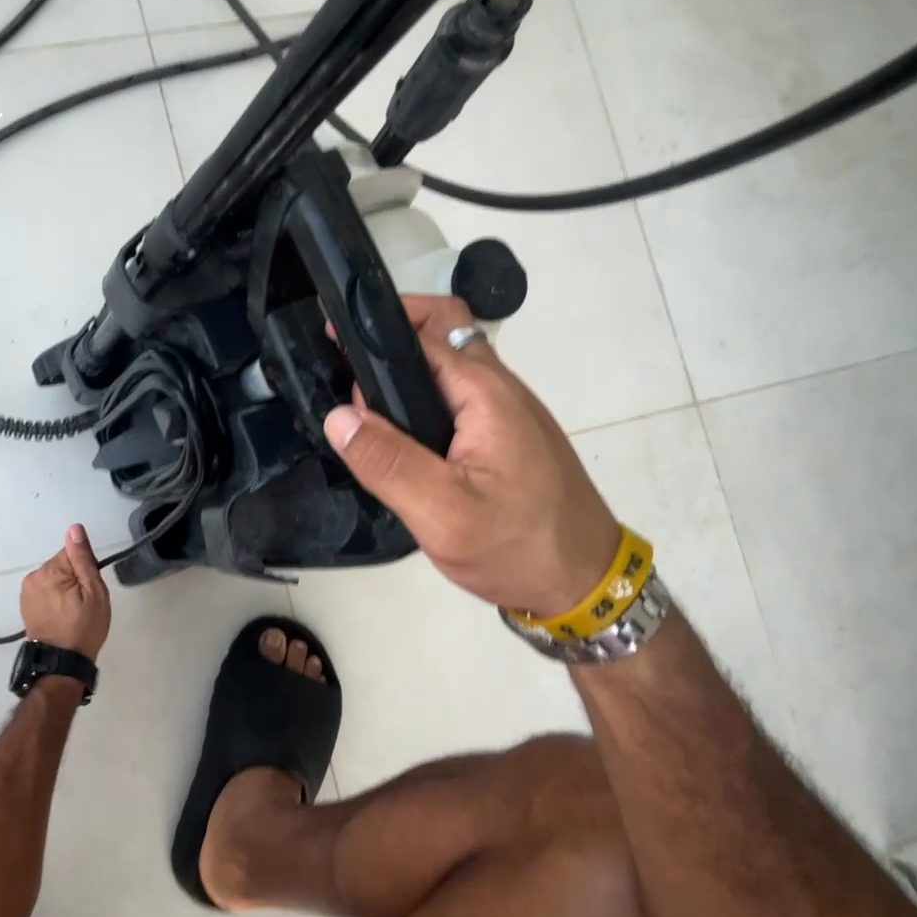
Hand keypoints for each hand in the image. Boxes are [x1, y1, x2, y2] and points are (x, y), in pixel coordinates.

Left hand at [19, 525, 111, 658]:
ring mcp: (27, 592)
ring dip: (64, 590)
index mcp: (50, 571)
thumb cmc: (83, 628)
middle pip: (62, 566)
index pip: (73, 553)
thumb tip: (74, 528)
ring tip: (73, 613)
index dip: (86, 569)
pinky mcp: (26, 605)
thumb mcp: (93, 592)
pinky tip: (62, 617)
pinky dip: (55, 600)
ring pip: (54, 579)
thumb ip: (83, 559)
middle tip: (84, 605)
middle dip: (75, 580)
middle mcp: (33, 576)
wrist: (62, 664)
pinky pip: (46, 592)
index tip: (89, 589)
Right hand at [324, 295, 620, 618]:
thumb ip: (388, 462)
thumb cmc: (517, 547)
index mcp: (485, 394)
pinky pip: (458, 396)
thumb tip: (337, 416)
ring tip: (359, 407)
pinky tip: (397, 435)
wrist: (587, 586)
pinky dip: (422, 396)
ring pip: (449, 365)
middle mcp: (499, 389)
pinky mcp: (507, 436)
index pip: (423, 334)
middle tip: (344, 366)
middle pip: (444, 331)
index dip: (374, 334)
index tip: (329, 345)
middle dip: (393, 333)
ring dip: (405, 368)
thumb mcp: (443, 513)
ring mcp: (507, 412)